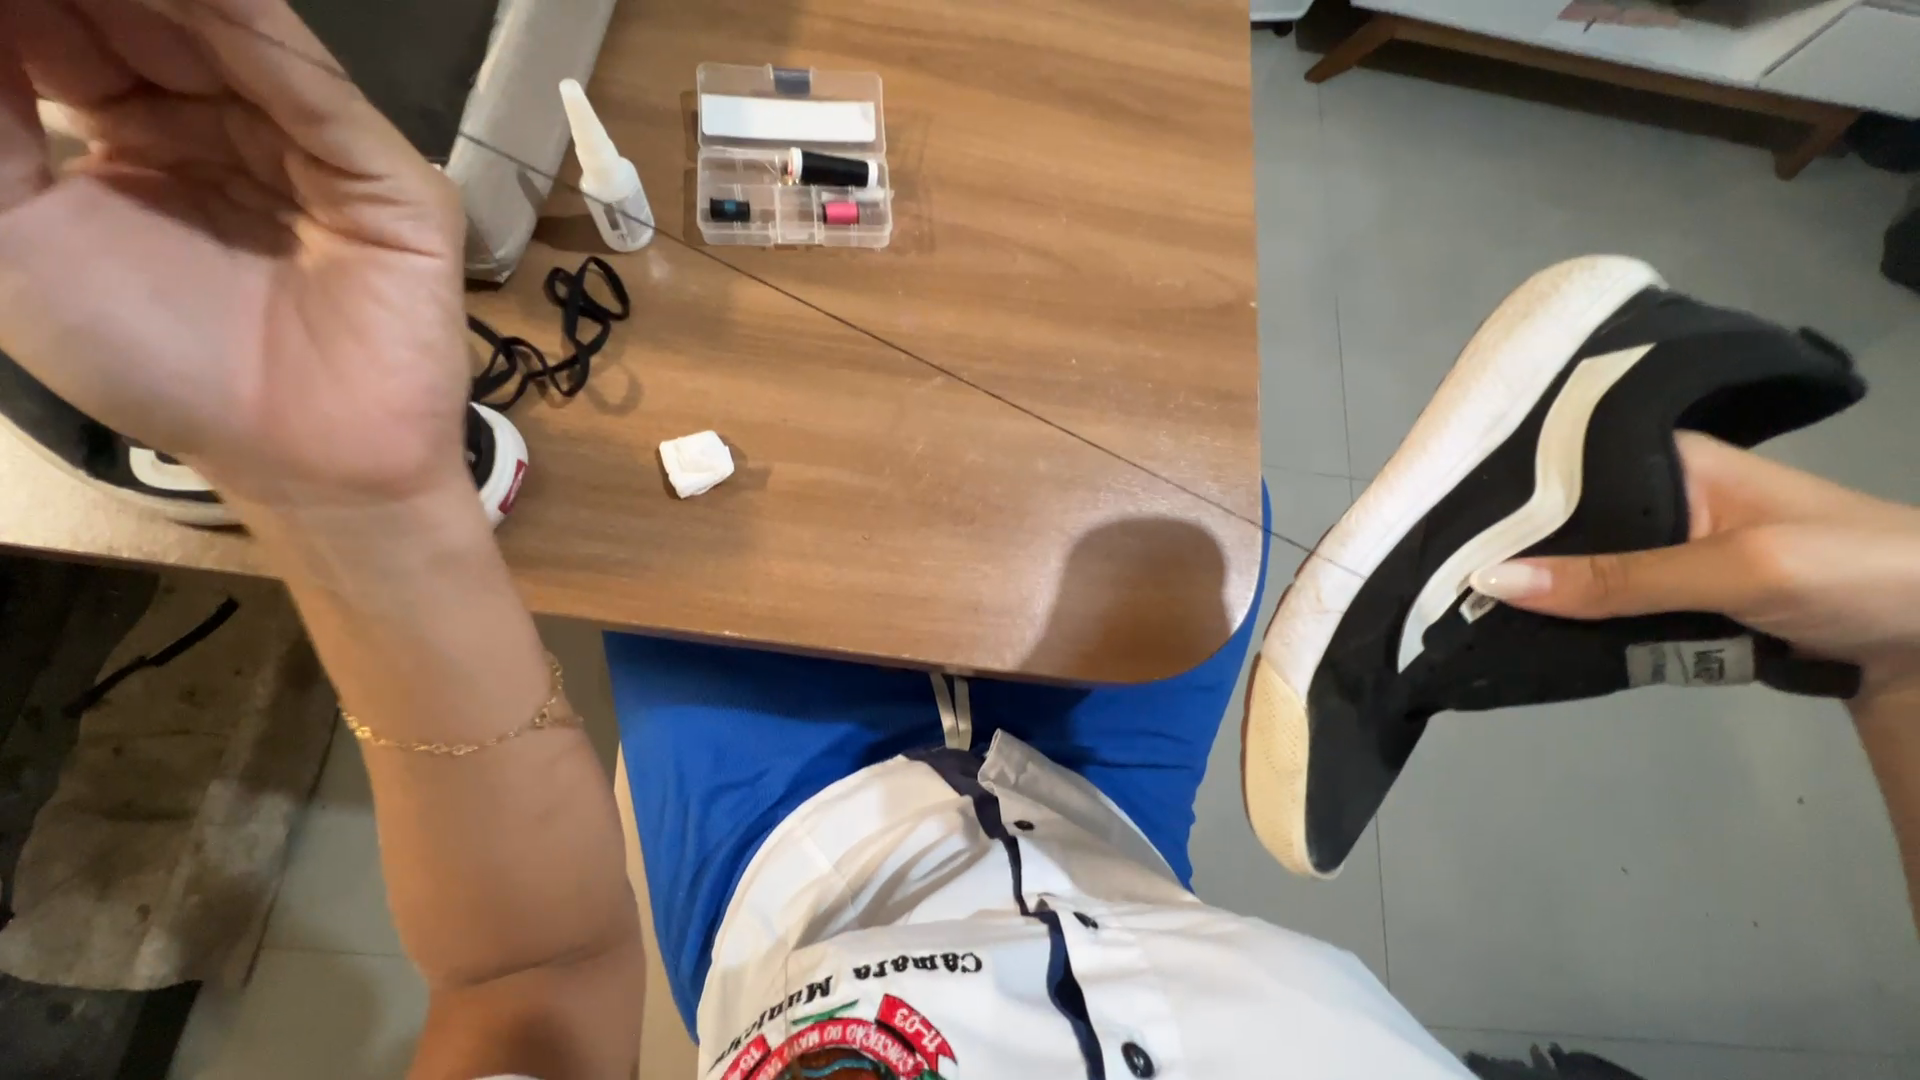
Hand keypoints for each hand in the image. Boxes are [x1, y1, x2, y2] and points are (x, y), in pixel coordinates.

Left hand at [0, 0, 470, 515]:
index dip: (28, 8)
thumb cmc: (165, 368)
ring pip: (234, 31)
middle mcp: (236, 132)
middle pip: (154, 17)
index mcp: (146, 141)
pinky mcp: (395, 184)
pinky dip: (243, 27)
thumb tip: (6, 22)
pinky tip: (180, 0)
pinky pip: (313, 88)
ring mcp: (322, 153)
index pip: (73, 27)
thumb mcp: (14, 229)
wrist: (311, 460)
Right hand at [1470, 432, 1919, 700]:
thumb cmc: (1863, 574)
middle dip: (1506, 548)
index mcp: (1670, 458)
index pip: (1561, 463)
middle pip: (1559, 522)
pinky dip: (1568, 623)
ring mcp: (1662, 554)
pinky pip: (1600, 609)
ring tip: (1455, 604)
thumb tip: (1490, 581)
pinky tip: (1517, 630)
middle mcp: (1655, 499)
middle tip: (1433, 570)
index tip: (1432, 514)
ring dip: (1533, 592)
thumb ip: (1617, 577)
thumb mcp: (1739, 567)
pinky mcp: (1668, 603)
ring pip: (1574, 570)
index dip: (1499, 488)